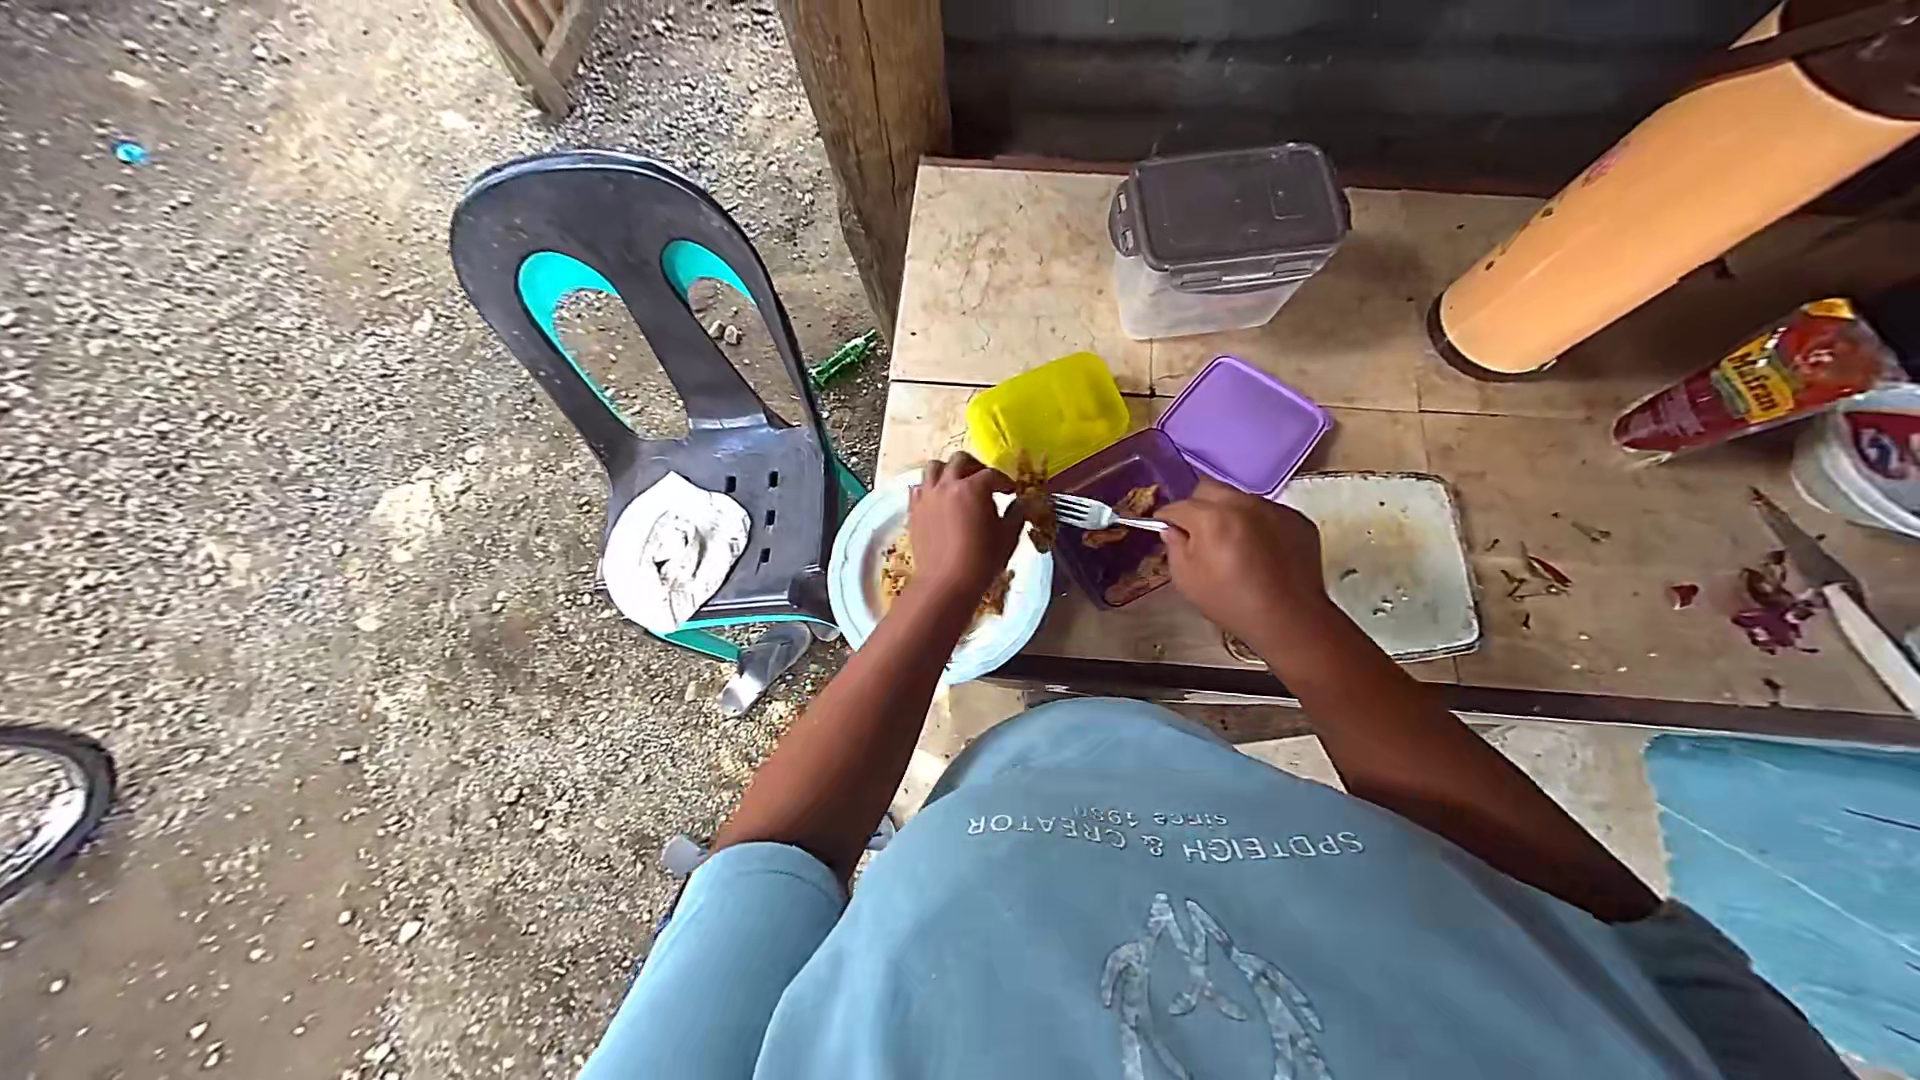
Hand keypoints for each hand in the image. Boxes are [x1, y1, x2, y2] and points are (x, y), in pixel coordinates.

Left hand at [907, 453, 1024, 603]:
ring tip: (958, 484)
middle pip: (960, 460)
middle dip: (976, 467)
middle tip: (985, 482)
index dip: (1004, 482)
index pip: (992, 474)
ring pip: (934, 467)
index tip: (1011, 492)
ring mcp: (927, 496)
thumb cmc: (981, 561)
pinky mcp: (914, 510)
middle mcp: (947, 485)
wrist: (946, 583)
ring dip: (949, 471)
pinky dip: (930, 488)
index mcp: (973, 488)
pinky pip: (919, 488)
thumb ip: (1017, 514)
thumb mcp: (1007, 537)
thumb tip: (1023, 503)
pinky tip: (939, 500)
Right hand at [1156, 478, 1336, 648]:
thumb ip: (1173, 546)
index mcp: (1212, 518)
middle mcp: (1244, 504)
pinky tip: (1259, 551)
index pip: (1178, 506)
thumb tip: (1173, 530)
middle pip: (1208, 489)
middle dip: (1197, 507)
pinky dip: (1256, 525)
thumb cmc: (1231, 602)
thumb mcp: (1186, 579)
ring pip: (1239, 499)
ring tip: (1232, 544)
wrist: (1289, 620)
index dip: (1167, 519)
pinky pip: (1266, 512)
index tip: (1166, 529)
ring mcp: (1273, 509)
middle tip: (1198, 533)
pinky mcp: (1296, 520)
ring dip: (1228, 513)